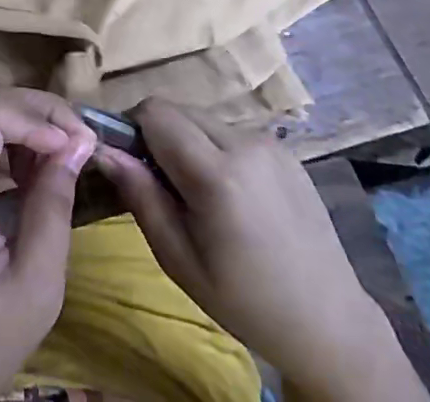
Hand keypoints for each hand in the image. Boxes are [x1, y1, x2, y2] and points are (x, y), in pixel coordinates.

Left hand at [0, 87, 97, 401]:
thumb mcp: (33, 287)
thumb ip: (53, 207)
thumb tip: (76, 146)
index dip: (38, 115)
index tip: (76, 146)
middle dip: (36, 113)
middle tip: (79, 143)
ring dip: (21, 125)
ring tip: (60, 159)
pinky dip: (0, 142)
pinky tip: (27, 173)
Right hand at [95, 99, 426, 401]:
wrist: (326, 320)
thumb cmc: (242, 299)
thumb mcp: (177, 258)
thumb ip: (140, 195)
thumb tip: (102, 149)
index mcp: (215, 174)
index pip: (154, 112)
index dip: (132, 128)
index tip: (128, 161)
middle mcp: (244, 144)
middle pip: (178, 109)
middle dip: (156, 133)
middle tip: (157, 180)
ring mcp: (269, 143)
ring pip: (203, 118)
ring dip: (186, 140)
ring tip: (195, 190)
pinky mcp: (285, 149)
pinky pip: (231, 131)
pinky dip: (215, 147)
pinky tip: (228, 193)